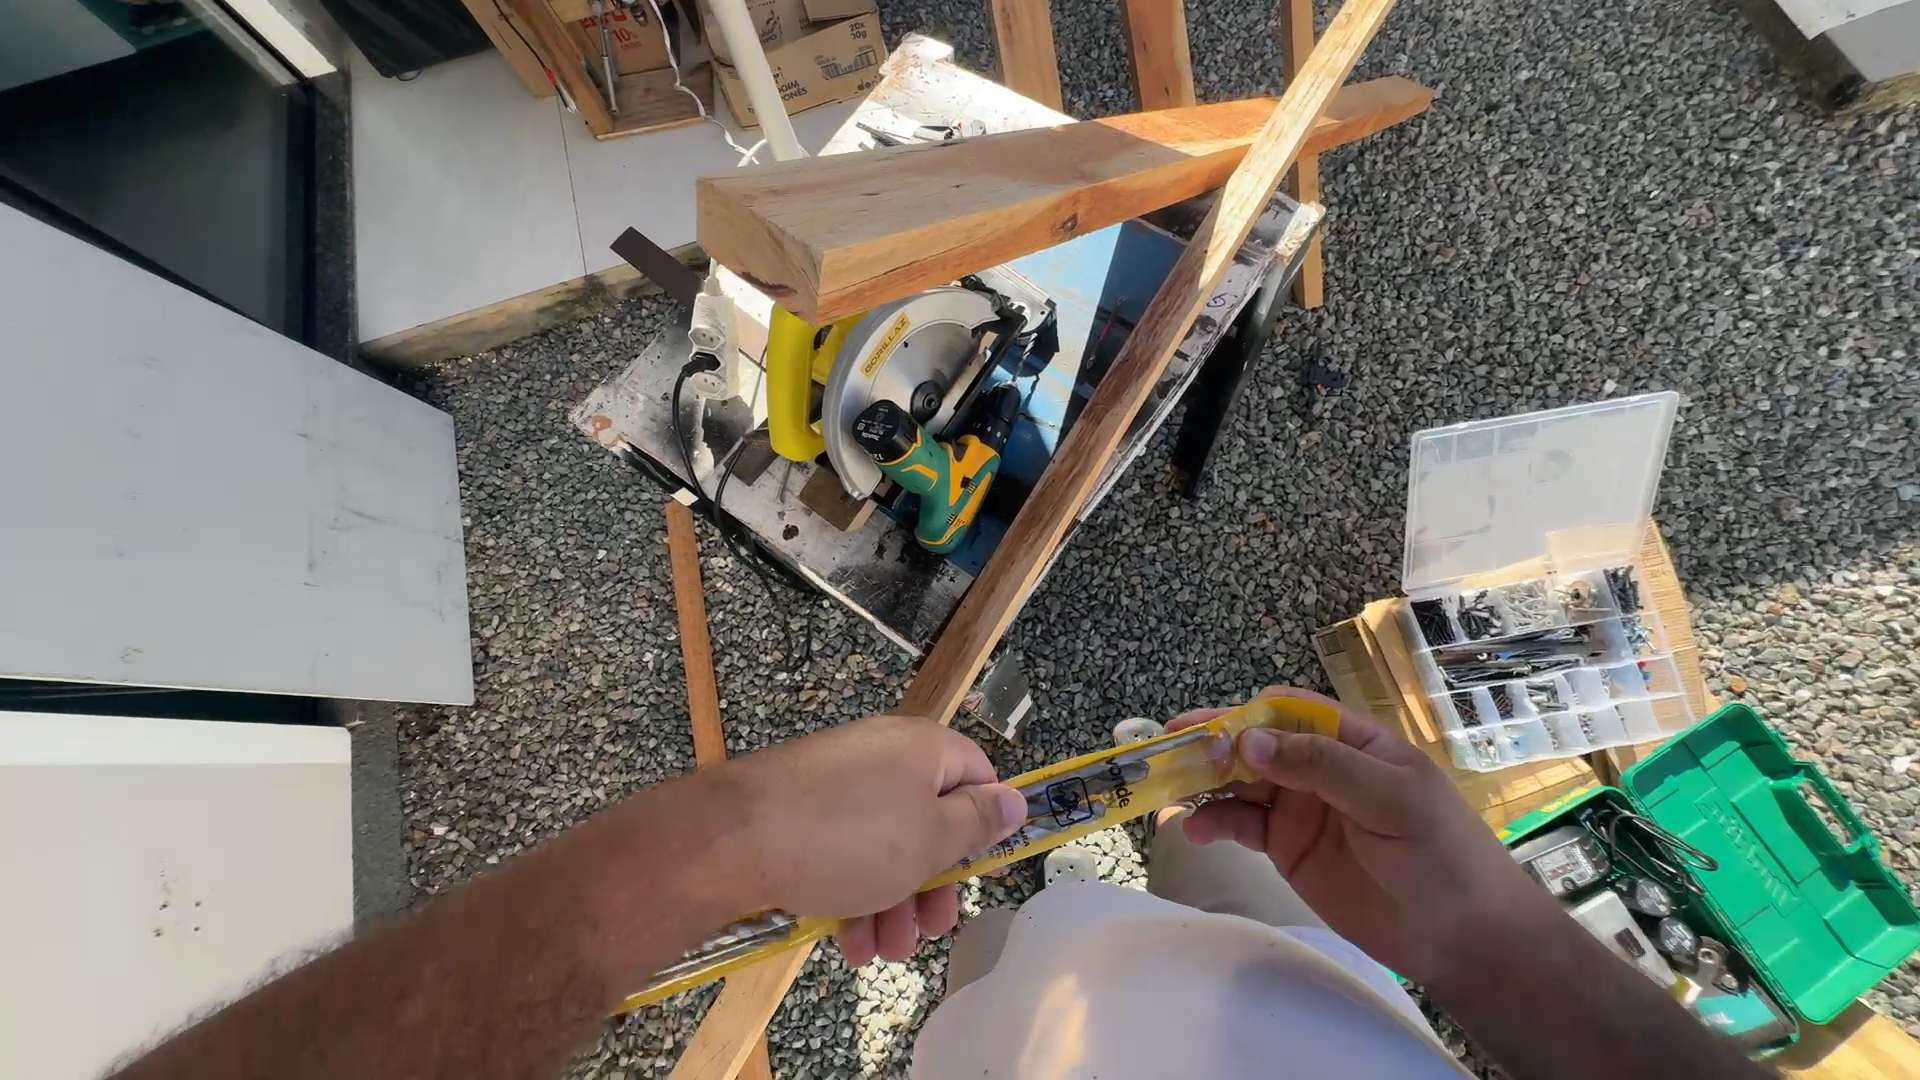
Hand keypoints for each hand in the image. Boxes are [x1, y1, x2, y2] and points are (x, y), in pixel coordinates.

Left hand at [722, 715, 1026, 966]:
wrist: (734, 837)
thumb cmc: (849, 837)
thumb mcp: (930, 838)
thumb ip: (978, 821)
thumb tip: (1016, 799)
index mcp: (924, 748)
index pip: (977, 774)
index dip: (984, 823)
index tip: (979, 871)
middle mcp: (885, 755)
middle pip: (930, 817)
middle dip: (932, 882)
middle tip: (928, 931)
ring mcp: (841, 780)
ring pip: (886, 841)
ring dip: (892, 900)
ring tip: (880, 950)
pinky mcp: (804, 807)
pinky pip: (845, 845)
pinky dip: (853, 889)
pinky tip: (846, 938)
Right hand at [1170, 687, 1560, 986]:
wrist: (1463, 941)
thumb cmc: (1440, 854)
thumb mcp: (1391, 798)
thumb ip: (1321, 764)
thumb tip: (1248, 740)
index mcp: (1348, 740)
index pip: (1287, 710)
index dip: (1246, 715)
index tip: (1210, 731)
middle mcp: (1316, 765)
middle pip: (1253, 742)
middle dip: (1212, 745)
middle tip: (1173, 754)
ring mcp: (1297, 805)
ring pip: (1238, 781)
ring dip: (1204, 783)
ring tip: (1173, 793)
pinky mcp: (1284, 845)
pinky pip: (1240, 823)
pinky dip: (1213, 822)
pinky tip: (1195, 830)